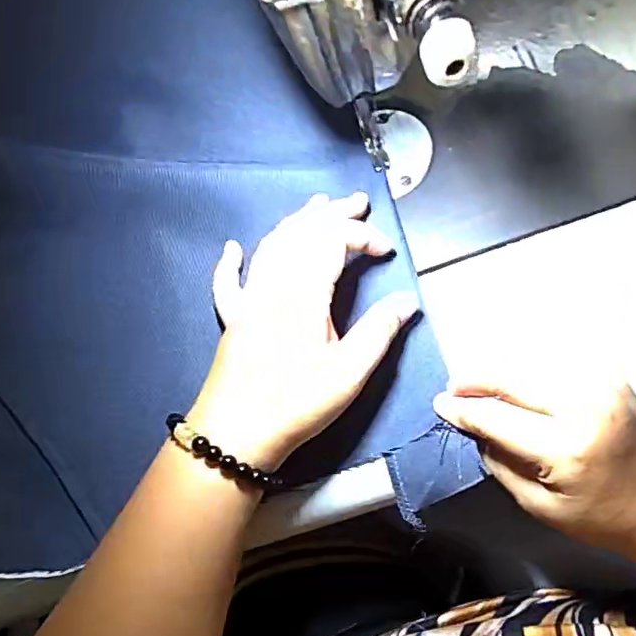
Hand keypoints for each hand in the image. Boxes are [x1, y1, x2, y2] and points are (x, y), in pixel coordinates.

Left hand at [186, 192, 419, 471]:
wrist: (237, 433)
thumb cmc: (296, 403)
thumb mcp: (349, 373)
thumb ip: (378, 331)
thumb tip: (407, 301)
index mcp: (302, 293)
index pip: (332, 242)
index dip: (362, 236)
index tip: (386, 251)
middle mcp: (271, 285)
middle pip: (301, 233)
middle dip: (332, 214)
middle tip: (357, 202)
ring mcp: (248, 301)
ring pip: (270, 246)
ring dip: (295, 222)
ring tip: (316, 206)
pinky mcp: (233, 320)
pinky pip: (229, 282)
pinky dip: (232, 261)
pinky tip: (234, 248)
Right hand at [433, 373, 635, 566]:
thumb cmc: (597, 516)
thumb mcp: (539, 505)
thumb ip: (502, 463)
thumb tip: (476, 429)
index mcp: (566, 448)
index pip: (500, 419)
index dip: (466, 410)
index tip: (441, 404)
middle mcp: (586, 407)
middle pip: (517, 379)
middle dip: (480, 379)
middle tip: (455, 386)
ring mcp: (604, 386)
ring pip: (538, 362)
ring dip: (506, 367)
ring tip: (482, 379)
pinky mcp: (614, 378)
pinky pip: (564, 360)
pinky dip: (536, 362)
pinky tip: (519, 371)